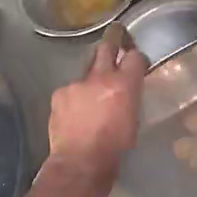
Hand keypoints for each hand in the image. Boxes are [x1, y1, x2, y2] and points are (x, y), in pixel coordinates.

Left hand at [46, 23, 146, 176]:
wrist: (80, 163)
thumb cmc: (115, 148)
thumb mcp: (134, 120)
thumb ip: (130, 97)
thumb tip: (127, 89)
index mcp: (124, 85)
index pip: (135, 56)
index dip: (137, 57)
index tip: (137, 60)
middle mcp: (100, 77)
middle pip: (107, 47)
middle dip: (114, 39)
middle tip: (117, 33)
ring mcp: (76, 84)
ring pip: (87, 70)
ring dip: (93, 77)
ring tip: (93, 94)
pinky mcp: (59, 94)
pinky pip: (71, 89)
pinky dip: (76, 96)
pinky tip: (77, 111)